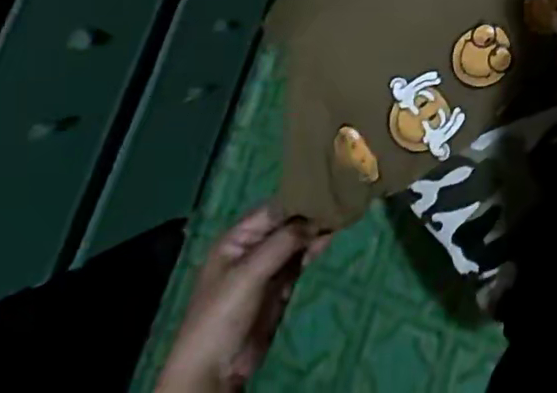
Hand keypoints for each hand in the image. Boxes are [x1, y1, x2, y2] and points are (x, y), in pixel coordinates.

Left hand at [156, 206, 331, 392]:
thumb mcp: (249, 273)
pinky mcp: (280, 286)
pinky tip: (331, 238)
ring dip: (315, 230)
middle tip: (340, 199)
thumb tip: (316, 220)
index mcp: (237, 237)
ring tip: (342, 214)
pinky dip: (315, 249)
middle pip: (287, 223)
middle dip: (310, 213)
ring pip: (296, 241)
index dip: (298, 198)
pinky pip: (300, 261)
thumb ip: (282, 243)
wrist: (214, 370)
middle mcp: (253, 247)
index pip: (273, 209)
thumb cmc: (222, 313)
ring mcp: (268, 267)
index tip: (326, 187)